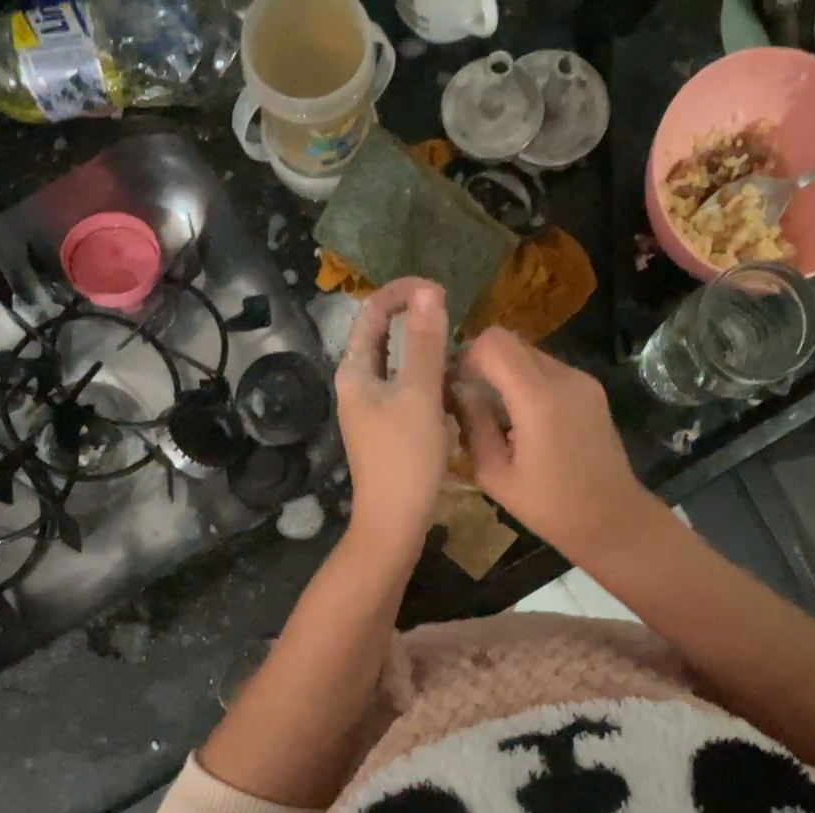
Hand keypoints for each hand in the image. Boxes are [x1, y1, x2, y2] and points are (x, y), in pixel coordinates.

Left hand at [334, 278, 451, 555]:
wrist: (394, 521)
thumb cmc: (405, 458)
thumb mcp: (419, 395)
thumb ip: (424, 342)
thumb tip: (428, 291)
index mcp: (354, 371)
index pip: (372, 311)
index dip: (403, 291)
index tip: (441, 289)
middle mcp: (357, 384)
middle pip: (384, 335)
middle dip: (416, 318)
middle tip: (455, 314)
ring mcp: (371, 407)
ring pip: (399, 363)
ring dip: (425, 348)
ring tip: (459, 346)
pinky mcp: (388, 427)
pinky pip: (409, 388)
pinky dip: (429, 378)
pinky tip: (453, 385)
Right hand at [454, 328, 666, 563]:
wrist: (612, 519)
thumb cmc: (550, 507)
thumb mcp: (495, 475)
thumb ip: (473, 427)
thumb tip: (458, 395)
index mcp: (538, 399)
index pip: (494, 343)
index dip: (468, 357)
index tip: (458, 387)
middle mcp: (564, 378)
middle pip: (512, 342)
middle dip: (485, 365)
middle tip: (472, 401)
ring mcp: (583, 381)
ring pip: (530, 354)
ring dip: (507, 374)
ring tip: (498, 415)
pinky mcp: (592, 390)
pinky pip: (549, 370)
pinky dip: (528, 383)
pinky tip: (524, 421)